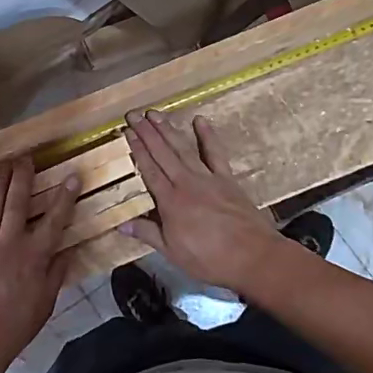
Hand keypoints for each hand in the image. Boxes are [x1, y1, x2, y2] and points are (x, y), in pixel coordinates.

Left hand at [0, 158, 78, 368]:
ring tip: (4, 163)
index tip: (72, 176)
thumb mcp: (46, 302)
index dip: (65, 197)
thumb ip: (57, 274)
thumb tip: (68, 251)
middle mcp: (11, 244)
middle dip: (24, 177)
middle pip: (18, 203)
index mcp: (35, 257)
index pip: (54, 220)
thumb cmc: (16, 325)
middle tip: (26, 157)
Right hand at [121, 110, 291, 290]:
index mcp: (170, 201)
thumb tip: (121, 226)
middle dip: (147, 132)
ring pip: (183, 148)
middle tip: (134, 114)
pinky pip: (215, 153)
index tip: (127, 132)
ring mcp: (208, 178)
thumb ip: (147, 233)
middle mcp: (186, 183)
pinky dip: (207, 135)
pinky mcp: (227, 179)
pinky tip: (199, 120)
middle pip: (163, 153)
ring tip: (155, 113)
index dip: (137, 150)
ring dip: (168, 129)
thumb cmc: (209, 259)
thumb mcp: (172, 251)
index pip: (149, 170)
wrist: (252, 256)